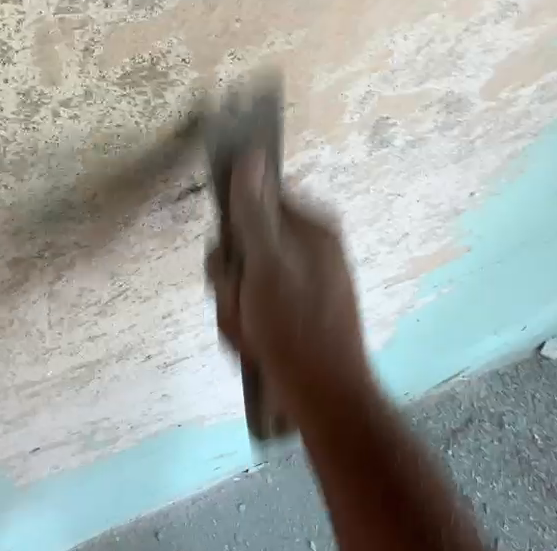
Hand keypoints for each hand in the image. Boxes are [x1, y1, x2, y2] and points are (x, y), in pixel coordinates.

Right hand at [206, 152, 373, 415]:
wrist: (326, 402)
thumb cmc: (294, 328)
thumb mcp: (266, 263)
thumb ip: (252, 210)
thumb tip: (250, 154)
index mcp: (312, 228)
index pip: (255, 201)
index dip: (234, 228)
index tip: (231, 257)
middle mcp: (309, 250)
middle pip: (244, 243)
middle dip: (230, 279)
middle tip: (240, 304)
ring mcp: (303, 283)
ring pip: (243, 279)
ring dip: (234, 306)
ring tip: (248, 333)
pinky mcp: (296, 314)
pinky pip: (255, 306)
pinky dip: (246, 325)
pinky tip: (253, 345)